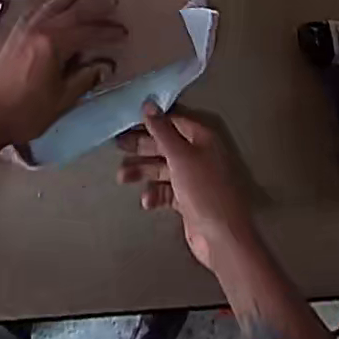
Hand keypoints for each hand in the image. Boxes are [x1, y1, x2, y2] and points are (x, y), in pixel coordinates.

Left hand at [0, 0, 125, 146]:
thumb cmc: (25, 112)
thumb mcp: (62, 99)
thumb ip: (84, 79)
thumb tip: (104, 66)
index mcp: (54, 44)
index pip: (88, 32)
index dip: (108, 32)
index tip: (123, 34)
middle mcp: (39, 30)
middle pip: (72, 12)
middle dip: (95, 8)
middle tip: (112, 4)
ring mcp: (24, 30)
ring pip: (51, 5)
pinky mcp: (14, 36)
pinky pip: (35, 10)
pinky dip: (47, 3)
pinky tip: (51, 2)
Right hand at [117, 103, 258, 272]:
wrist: (221, 235)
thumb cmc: (203, 189)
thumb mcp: (180, 156)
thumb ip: (162, 131)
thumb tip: (149, 104)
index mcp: (202, 138)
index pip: (174, 122)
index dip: (152, 121)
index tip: (128, 121)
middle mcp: (199, 154)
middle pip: (166, 145)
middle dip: (143, 146)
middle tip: (118, 145)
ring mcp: (194, 178)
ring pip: (164, 168)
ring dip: (144, 171)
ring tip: (122, 176)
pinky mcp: (188, 199)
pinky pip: (167, 190)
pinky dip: (155, 193)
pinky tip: (146, 200)